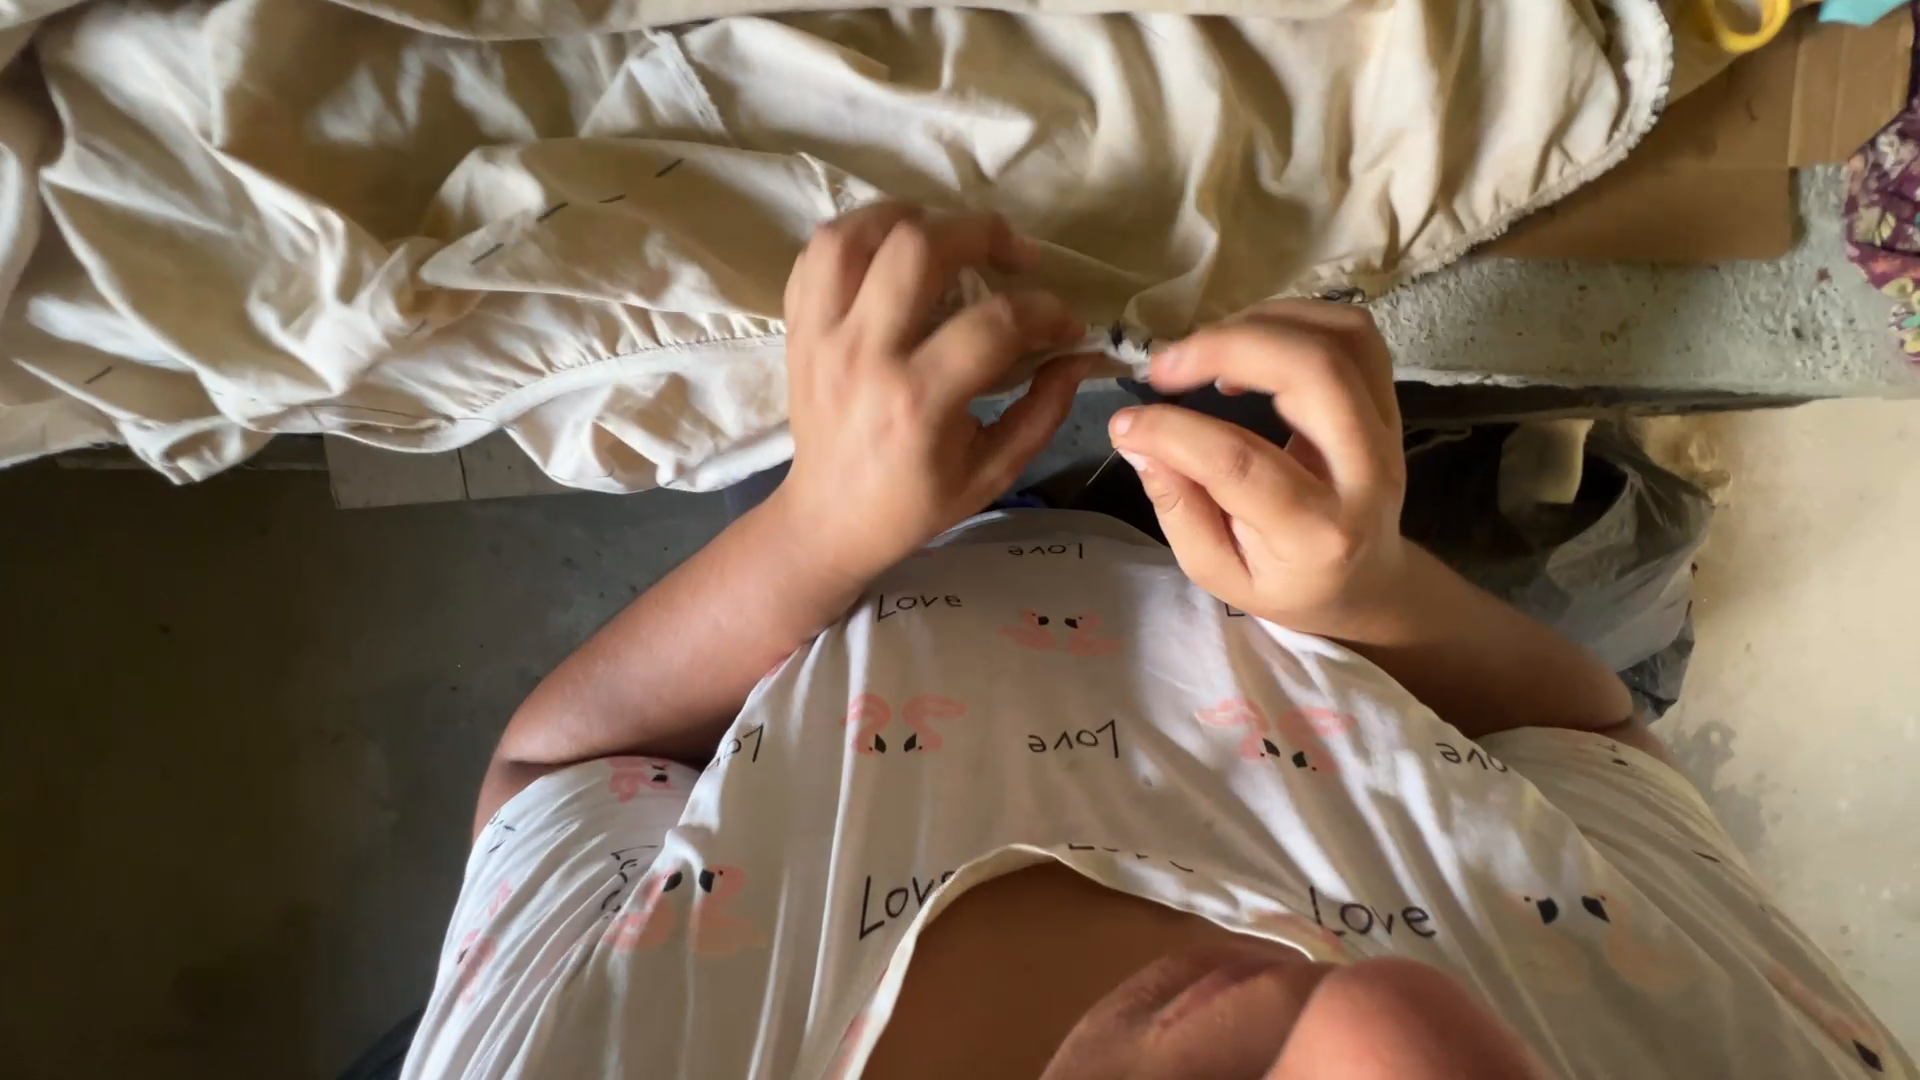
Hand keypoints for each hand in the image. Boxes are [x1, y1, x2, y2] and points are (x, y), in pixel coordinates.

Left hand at [770, 202, 1092, 583]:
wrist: (830, 520)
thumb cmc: (915, 505)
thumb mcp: (992, 473)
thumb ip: (1042, 412)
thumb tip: (1078, 355)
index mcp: (919, 402)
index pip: (994, 323)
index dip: (1045, 312)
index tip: (1065, 324)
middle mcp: (864, 356)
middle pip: (919, 247)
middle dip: (982, 233)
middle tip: (1014, 256)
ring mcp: (821, 337)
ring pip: (857, 234)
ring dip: (913, 218)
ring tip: (949, 239)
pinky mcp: (798, 330)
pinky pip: (819, 253)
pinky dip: (860, 236)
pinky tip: (893, 252)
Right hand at [1106, 302, 1409, 641]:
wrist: (1365, 582)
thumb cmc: (1282, 583)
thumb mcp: (1215, 569)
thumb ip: (1178, 507)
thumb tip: (1138, 443)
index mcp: (1315, 531)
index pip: (1240, 462)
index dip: (1172, 432)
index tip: (1125, 424)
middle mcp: (1366, 471)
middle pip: (1313, 372)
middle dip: (1225, 349)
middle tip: (1163, 366)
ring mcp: (1387, 428)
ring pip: (1340, 338)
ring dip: (1259, 325)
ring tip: (1201, 350)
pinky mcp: (1388, 400)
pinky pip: (1350, 332)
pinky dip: (1290, 320)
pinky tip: (1243, 342)